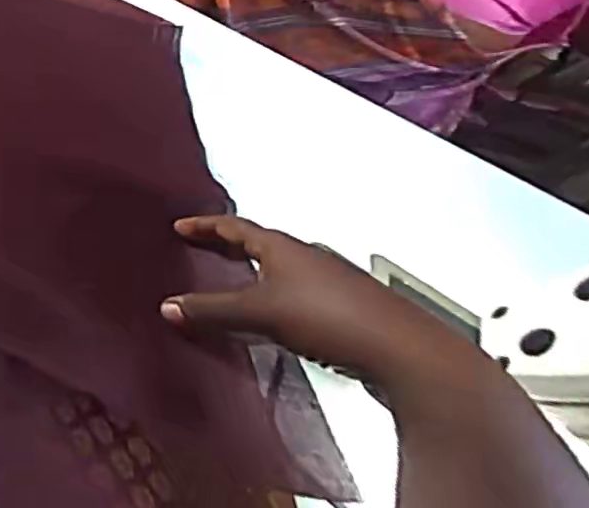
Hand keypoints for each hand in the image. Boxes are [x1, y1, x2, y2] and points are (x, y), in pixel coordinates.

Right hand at [159, 216, 473, 382]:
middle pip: (261, 246)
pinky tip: (284, 322)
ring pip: (287, 271)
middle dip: (230, 247)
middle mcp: (311, 258)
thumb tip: (170, 307)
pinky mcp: (359, 313)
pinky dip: (285, 300)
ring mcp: (339, 285)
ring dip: (260, 275)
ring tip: (241, 288)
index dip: (205, 226)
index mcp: (283, 247)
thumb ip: (211, 310)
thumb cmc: (339, 322)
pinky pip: (308, 296)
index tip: (184, 226)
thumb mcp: (258, 314)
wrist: (418, 362)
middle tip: (206, 249)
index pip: (233, 226)